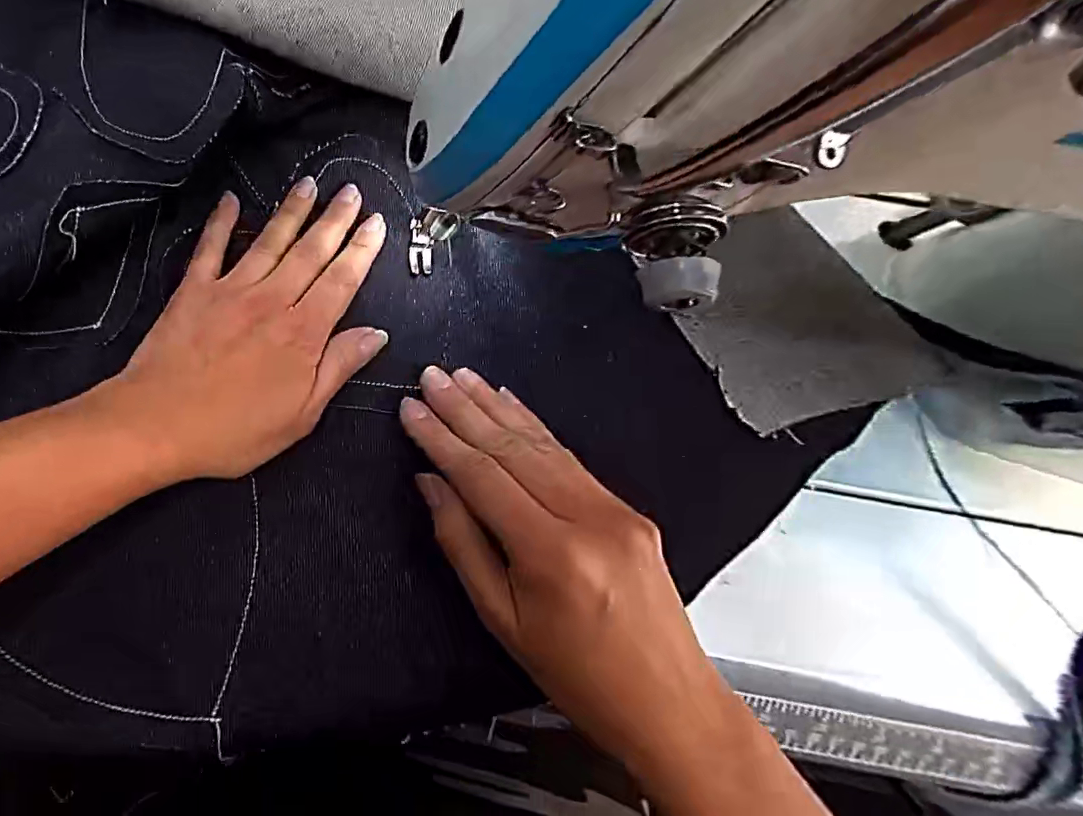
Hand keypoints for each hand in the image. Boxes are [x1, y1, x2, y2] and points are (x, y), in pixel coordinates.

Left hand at [91, 178, 388, 482]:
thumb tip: (376, 335)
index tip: (375, 223)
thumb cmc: (232, 430)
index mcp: (302, 333)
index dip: (362, 249)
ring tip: (309, 184)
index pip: (342, 280)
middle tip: (350, 192)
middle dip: (335, 219)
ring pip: (270, 240)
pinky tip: (231, 200)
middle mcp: (272, 301)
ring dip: (292, 210)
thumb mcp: (301, 414)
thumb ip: (339, 367)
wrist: (155, 424)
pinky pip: (211, 247)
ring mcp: (231, 290)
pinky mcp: (194, 290)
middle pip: (312, 251)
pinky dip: (221, 221)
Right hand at [402, 367, 824, 814]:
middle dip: (463, 407)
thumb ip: (462, 544)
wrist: (669, 705)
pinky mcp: (628, 507)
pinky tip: (512, 404)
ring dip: (496, 406)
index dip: (441, 438)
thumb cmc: (584, 678)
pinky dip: (534, 426)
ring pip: (542, 443)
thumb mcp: (503, 621)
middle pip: (511, 447)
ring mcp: (615, 509)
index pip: (482, 475)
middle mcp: (589, 520)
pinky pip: (570, 456)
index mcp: (553, 554)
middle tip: (432, 377)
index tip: (413, 411)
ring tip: (463, 379)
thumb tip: (432, 485)